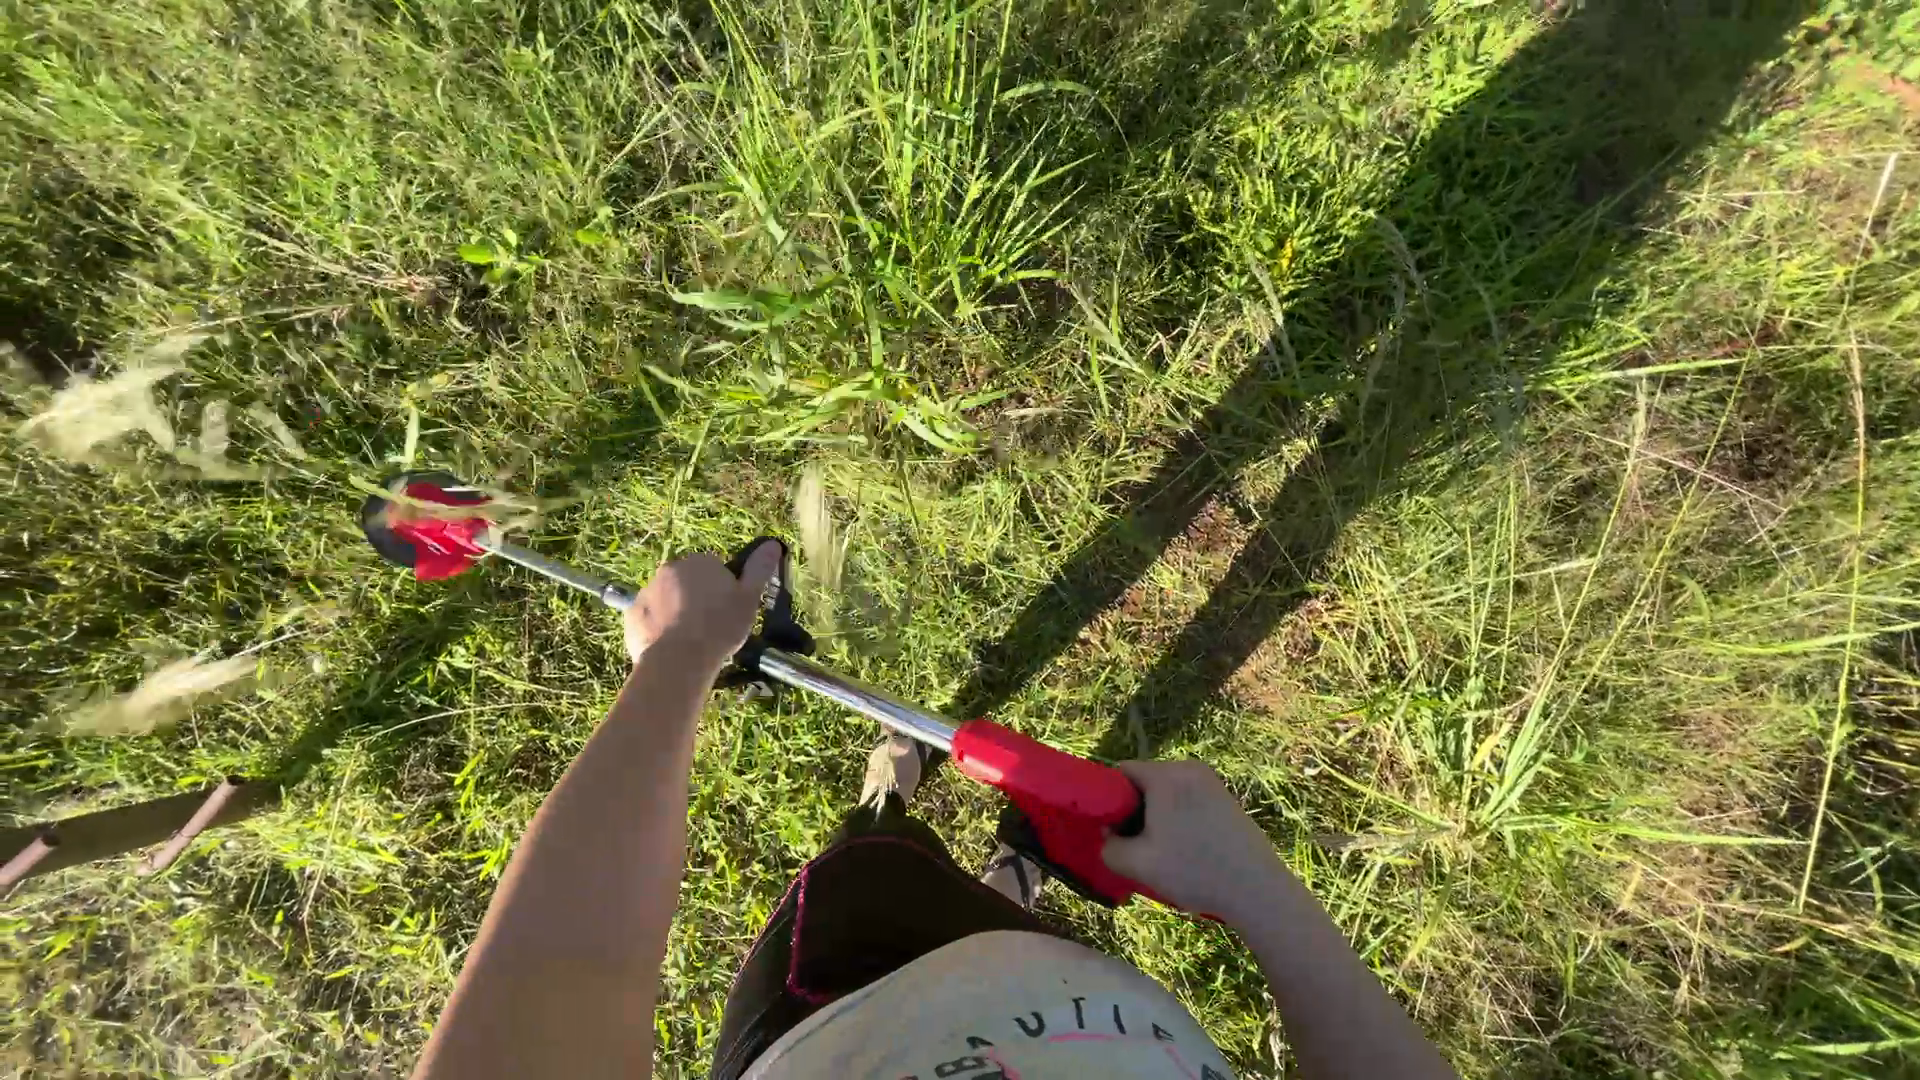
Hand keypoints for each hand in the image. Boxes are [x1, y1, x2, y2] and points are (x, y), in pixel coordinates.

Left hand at [623, 543, 781, 668]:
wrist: (679, 659)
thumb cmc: (720, 625)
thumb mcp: (749, 598)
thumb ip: (760, 569)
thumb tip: (773, 544)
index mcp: (700, 562)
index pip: (714, 569)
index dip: (723, 589)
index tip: (728, 610)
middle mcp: (670, 569)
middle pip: (688, 581)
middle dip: (697, 597)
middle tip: (711, 625)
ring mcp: (646, 591)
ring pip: (667, 599)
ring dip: (676, 611)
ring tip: (690, 640)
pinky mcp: (631, 614)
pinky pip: (649, 617)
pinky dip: (658, 627)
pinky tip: (670, 646)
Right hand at [1102, 760, 1290, 925]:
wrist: (1258, 891)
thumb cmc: (1194, 872)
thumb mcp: (1138, 865)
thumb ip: (1109, 847)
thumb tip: (1109, 834)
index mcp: (1165, 775)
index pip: (1122, 772)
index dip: (1111, 800)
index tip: (1116, 830)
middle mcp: (1188, 768)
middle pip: (1145, 780)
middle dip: (1136, 809)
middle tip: (1140, 844)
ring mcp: (1211, 781)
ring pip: (1167, 791)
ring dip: (1158, 815)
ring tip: (1166, 850)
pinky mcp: (1226, 797)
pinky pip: (1188, 798)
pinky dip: (1179, 817)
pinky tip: (1189, 848)